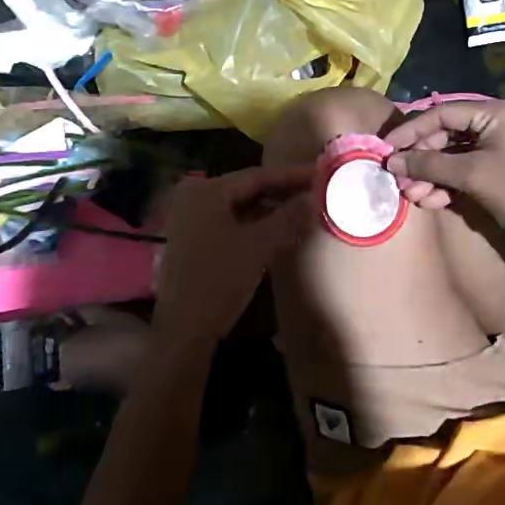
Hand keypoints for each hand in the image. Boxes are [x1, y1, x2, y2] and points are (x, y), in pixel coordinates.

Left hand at [152, 165, 313, 347]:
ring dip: (271, 209)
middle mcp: (194, 198)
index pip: (257, 176)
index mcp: (206, 192)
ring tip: (303, 210)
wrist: (183, 332)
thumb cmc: (219, 281)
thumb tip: (314, 198)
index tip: (320, 173)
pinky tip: (278, 230)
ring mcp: (190, 220)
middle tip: (316, 191)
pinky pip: (231, 222)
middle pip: (247, 189)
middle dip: (282, 192)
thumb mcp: (259, 246)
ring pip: (240, 207)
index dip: (292, 175)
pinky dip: (255, 224)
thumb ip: (288, 218)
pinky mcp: (193, 240)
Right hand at [383, 100, 504, 247]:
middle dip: (421, 158)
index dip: (412, 130)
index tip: (386, 150)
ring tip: (413, 197)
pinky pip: (467, 175)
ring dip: (432, 176)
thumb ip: (431, 164)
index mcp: (495, 113)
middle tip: (399, 179)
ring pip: (455, 158)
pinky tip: (432, 202)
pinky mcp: (503, 177)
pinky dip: (448, 186)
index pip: (442, 113)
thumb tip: (394, 161)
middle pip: (447, 135)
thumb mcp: (474, 174)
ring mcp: (501, 153)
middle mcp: (496, 127)